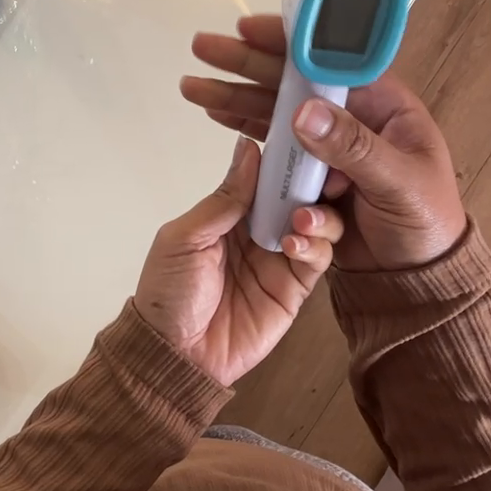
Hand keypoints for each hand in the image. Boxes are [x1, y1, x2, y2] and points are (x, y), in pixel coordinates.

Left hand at [133, 137, 343, 385]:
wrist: (176, 355)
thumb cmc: (169, 292)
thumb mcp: (185, 238)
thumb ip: (223, 198)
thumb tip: (249, 147)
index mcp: (228, 216)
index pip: (263, 179)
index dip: (283, 159)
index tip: (306, 135)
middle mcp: (258, 232)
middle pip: (295, 197)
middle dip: (309, 182)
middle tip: (322, 170)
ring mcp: (279, 260)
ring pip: (315, 225)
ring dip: (315, 215)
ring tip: (301, 217)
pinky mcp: (295, 289)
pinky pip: (317, 260)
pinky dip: (315, 246)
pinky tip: (297, 243)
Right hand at [180, 14, 466, 271]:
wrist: (414, 273)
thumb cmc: (424, 221)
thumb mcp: (398, 182)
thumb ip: (353, 148)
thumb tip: (303, 111)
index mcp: (381, 106)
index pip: (330, 62)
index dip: (288, 43)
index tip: (246, 31)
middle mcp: (349, 118)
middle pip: (290, 83)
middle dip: (243, 65)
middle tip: (201, 48)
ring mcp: (325, 146)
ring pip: (273, 112)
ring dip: (233, 98)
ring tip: (193, 87)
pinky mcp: (307, 174)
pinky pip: (270, 147)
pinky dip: (242, 131)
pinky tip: (216, 118)